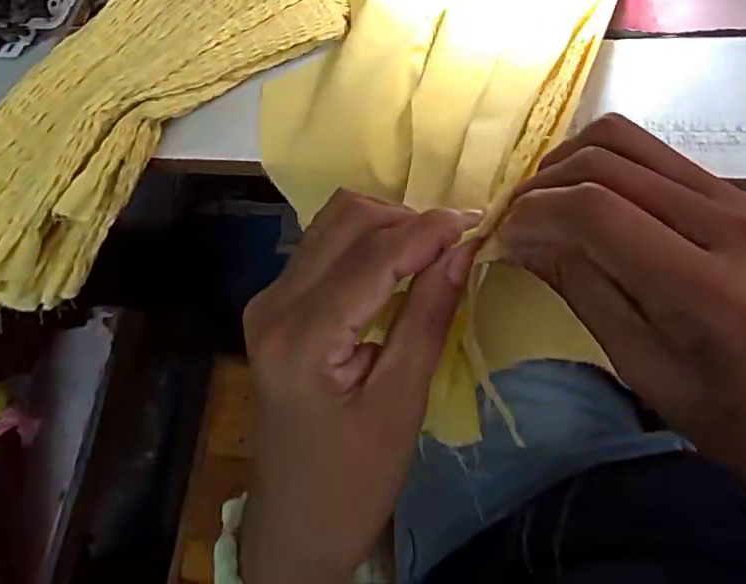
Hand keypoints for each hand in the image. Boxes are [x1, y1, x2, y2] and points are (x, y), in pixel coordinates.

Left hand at [240, 190, 477, 583]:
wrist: (292, 526)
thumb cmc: (354, 481)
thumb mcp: (402, 404)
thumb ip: (429, 314)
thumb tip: (463, 247)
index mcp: (302, 337)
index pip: (373, 255)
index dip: (429, 229)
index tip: (476, 221)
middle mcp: (274, 303)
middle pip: (347, 219)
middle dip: (408, 219)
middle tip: (454, 240)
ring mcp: (268, 299)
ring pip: (333, 221)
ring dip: (387, 221)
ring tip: (430, 248)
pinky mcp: (274, 302)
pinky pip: (324, 243)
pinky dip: (367, 238)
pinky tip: (398, 260)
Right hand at [501, 115, 745, 515]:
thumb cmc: (734, 421)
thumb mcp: (643, 369)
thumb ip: (580, 286)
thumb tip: (518, 234)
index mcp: (721, 295)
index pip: (601, 214)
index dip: (536, 213)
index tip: (503, 234)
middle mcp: (737, 229)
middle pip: (609, 163)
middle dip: (543, 184)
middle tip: (513, 219)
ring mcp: (743, 201)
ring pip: (626, 140)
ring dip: (568, 161)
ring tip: (542, 201)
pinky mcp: (738, 193)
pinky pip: (651, 154)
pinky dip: (601, 164)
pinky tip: (583, 197)